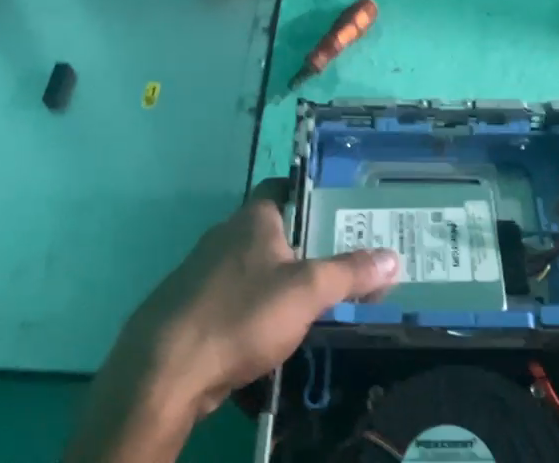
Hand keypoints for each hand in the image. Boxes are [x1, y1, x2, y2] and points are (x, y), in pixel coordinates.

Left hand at [67, 181, 398, 461]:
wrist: (165, 370)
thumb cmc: (241, 315)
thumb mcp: (307, 292)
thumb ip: (350, 273)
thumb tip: (393, 257)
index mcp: (253, 219)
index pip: (282, 187)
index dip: (309, 194)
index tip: (338, 209)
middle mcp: (225, 236)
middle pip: (272, 231)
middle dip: (304, 246)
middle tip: (343, 262)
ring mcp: (204, 273)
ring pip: (253, 269)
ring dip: (279, 282)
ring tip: (317, 303)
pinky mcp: (192, 310)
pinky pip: (235, 300)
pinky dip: (256, 311)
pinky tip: (274, 335)